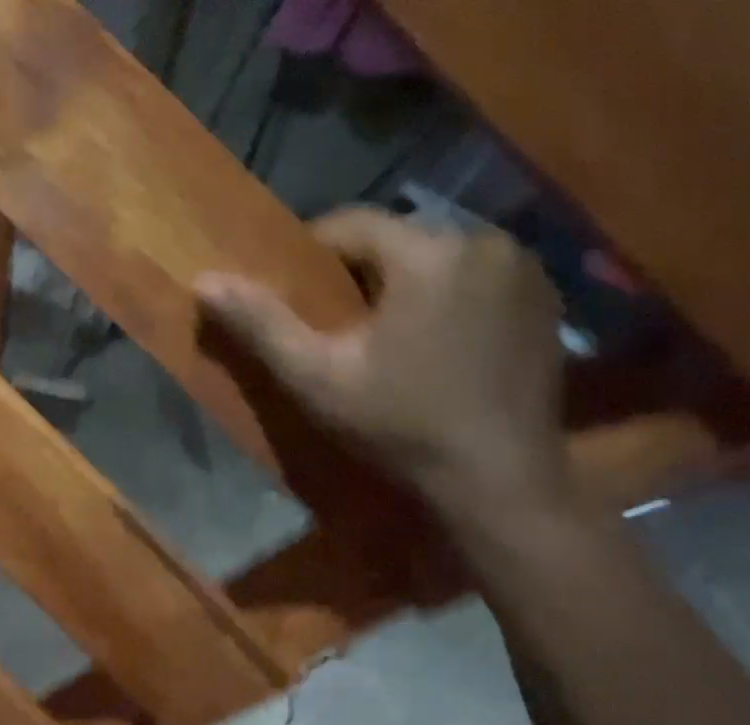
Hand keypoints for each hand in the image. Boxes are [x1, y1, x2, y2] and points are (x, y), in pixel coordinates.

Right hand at [195, 207, 569, 512]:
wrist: (496, 476)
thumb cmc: (397, 424)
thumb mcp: (315, 377)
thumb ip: (262, 325)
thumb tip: (205, 281)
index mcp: (428, 251)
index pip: (349, 224)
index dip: (307, 256)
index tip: (289, 299)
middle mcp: (486, 239)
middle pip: (396, 239)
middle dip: (357, 274)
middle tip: (330, 326)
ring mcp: (524, 267)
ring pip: (436, 257)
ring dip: (402, 284)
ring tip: (380, 336)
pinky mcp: (545, 297)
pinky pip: (474, 277)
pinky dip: (444, 296)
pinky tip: (431, 343)